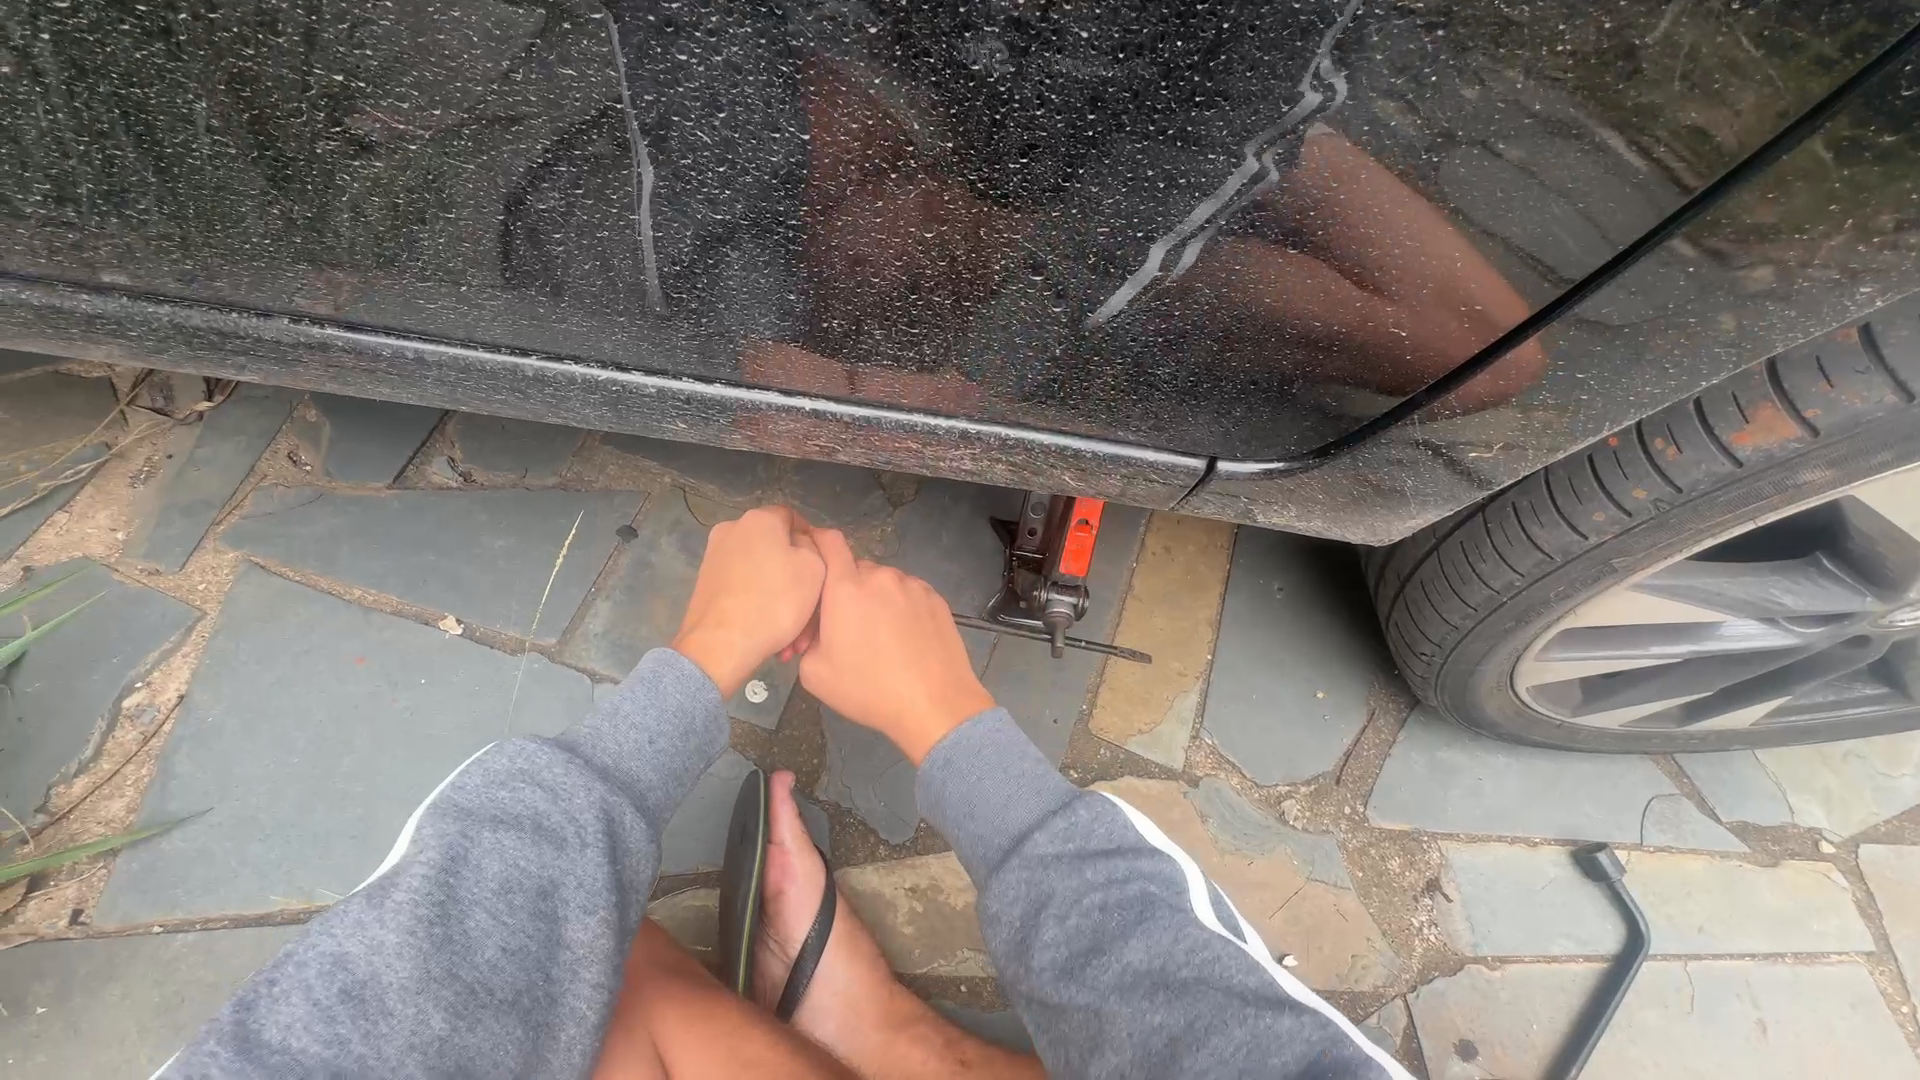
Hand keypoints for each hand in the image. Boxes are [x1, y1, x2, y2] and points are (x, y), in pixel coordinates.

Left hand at [672, 506, 825, 697]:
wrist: (720, 645)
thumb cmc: (776, 601)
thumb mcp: (815, 569)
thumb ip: (814, 546)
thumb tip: (800, 544)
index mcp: (759, 518)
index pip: (793, 517)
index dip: (812, 540)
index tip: (822, 567)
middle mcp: (732, 530)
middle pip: (775, 547)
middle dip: (795, 575)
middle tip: (811, 606)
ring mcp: (714, 557)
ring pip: (761, 573)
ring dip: (779, 596)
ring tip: (793, 632)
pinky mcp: (704, 583)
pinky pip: (743, 588)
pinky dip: (759, 604)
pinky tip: (770, 633)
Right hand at [798, 529, 993, 763]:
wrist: (934, 704)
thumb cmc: (869, 690)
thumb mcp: (814, 672)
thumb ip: (807, 639)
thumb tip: (819, 632)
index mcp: (846, 588)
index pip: (829, 542)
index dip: (817, 540)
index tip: (812, 550)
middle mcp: (881, 577)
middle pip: (856, 569)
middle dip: (847, 589)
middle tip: (846, 624)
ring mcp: (912, 586)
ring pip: (885, 583)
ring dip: (876, 599)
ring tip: (880, 636)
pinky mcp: (936, 599)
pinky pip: (909, 594)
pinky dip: (901, 607)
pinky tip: (905, 638)